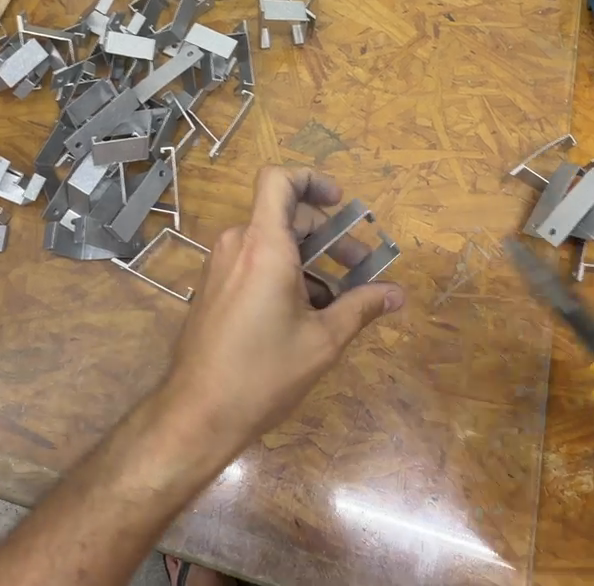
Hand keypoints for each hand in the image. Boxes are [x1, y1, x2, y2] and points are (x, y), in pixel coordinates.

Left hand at [155, 166, 404, 461]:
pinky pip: (254, 261)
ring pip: (272, 242)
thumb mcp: (322, 340)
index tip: (340, 203)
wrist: (197, 413)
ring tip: (339, 296)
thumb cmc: (263, 373)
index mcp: (264, 245)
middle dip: (327, 235)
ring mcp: (221, 265)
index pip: (279, 180)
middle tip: (359, 266)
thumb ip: (361, 307)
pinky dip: (284, 271)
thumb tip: (397, 294)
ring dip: (308, 258)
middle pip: (285, 215)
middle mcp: (238, 244)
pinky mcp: (214, 286)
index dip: (311, 180)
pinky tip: (306, 311)